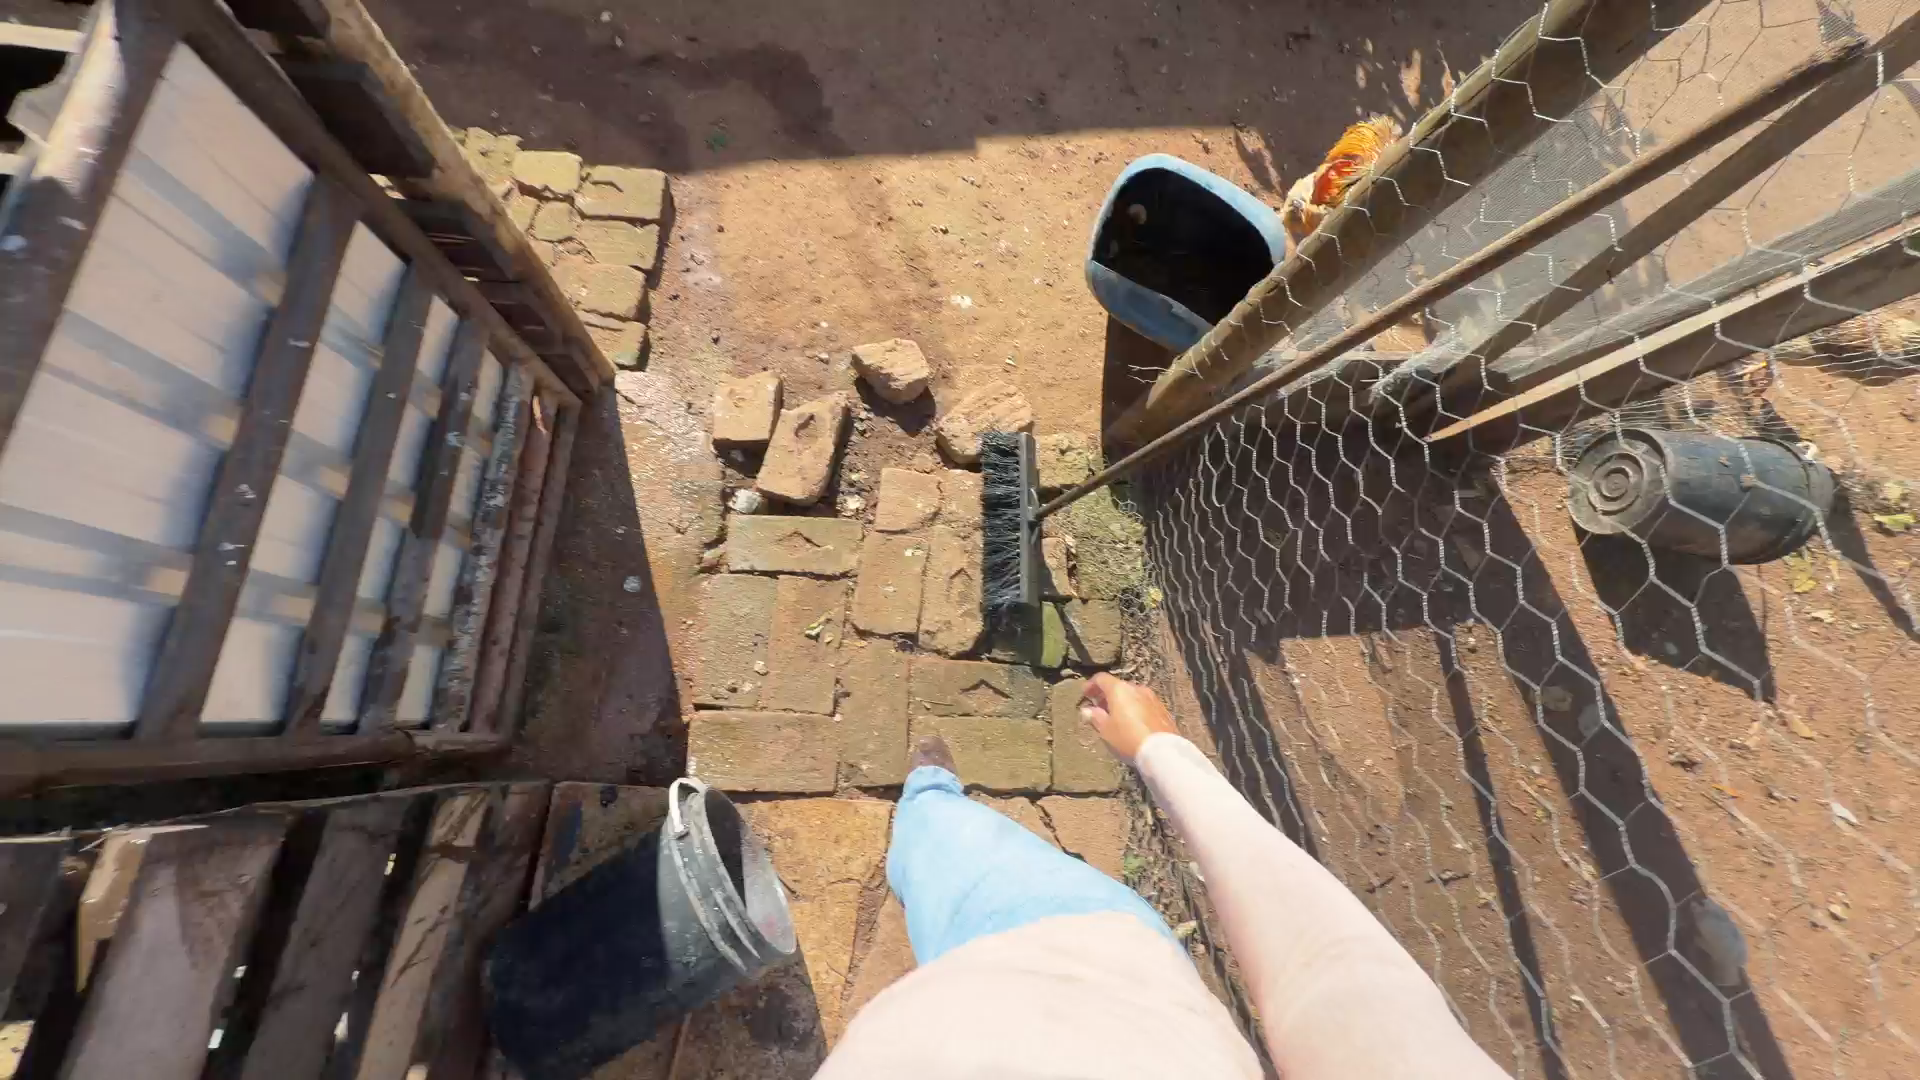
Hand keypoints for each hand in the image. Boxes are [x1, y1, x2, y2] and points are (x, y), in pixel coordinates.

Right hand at [1079, 673, 1177, 760]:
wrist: (1162, 752)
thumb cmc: (1128, 739)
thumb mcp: (1105, 730)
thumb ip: (1095, 717)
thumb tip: (1087, 710)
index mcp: (1119, 689)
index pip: (1101, 678)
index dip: (1091, 685)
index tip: (1086, 694)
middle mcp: (1136, 689)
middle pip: (1118, 686)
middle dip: (1107, 696)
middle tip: (1099, 709)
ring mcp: (1152, 698)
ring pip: (1132, 696)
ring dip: (1122, 703)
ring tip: (1116, 718)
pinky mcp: (1163, 710)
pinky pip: (1144, 705)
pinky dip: (1135, 710)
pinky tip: (1132, 724)